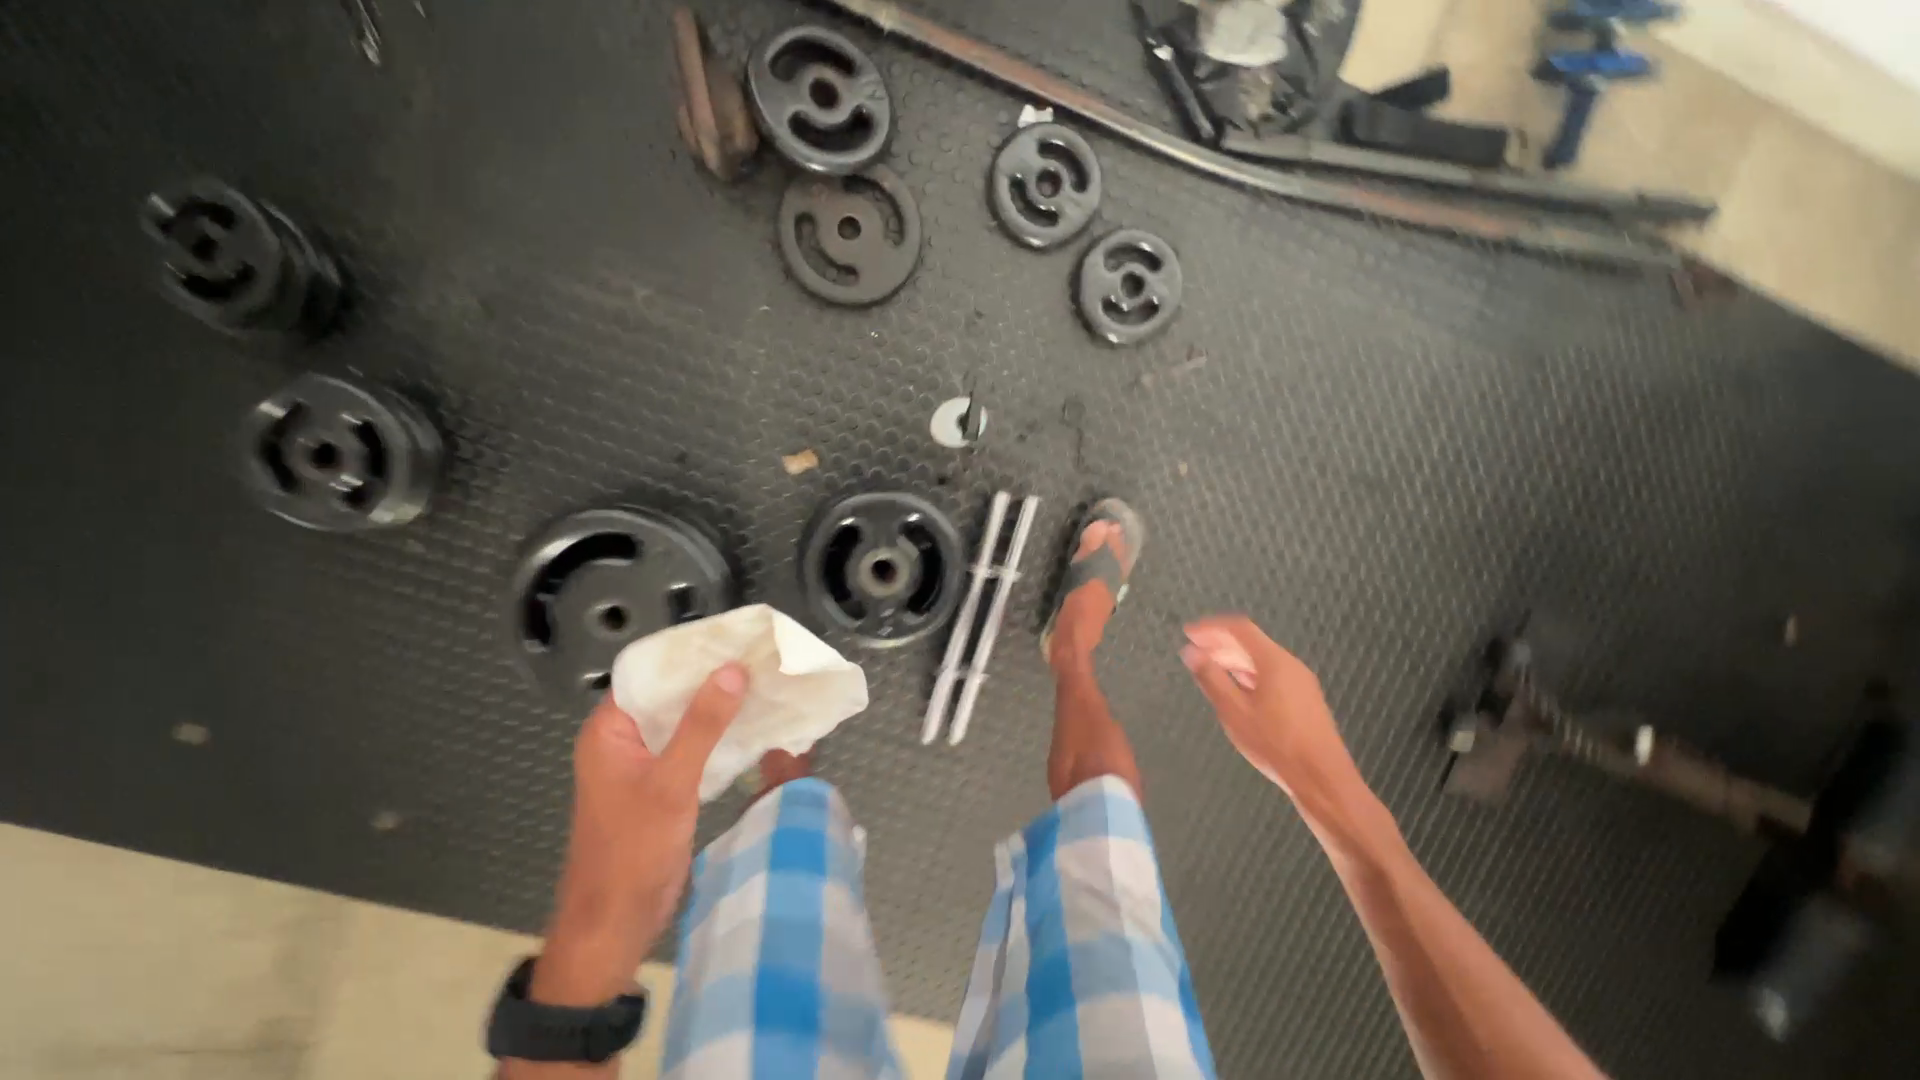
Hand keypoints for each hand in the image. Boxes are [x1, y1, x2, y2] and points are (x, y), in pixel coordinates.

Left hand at [530, 663, 748, 1006]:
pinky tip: (753, 729)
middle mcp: (622, 741)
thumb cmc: (632, 851)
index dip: (688, 653)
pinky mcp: (661, 788)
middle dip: (711, 679)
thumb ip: (701, 726)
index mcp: (609, 731)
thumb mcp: (671, 784)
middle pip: (668, 696)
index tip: (733, 637)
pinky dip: (717, 738)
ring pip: (682, 723)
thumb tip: (733, 670)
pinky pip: (690, 750)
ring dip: (718, 708)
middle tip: (760, 659)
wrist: (615, 923)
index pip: (648, 673)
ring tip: (765, 686)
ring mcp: (642, 766)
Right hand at [1180, 616, 1363, 816]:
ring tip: (1210, 668)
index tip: (1188, 633)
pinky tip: (1237, 690)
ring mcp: (1301, 683)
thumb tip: (1191, 652)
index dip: (1212, 628)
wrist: (1322, 778)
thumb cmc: (1274, 744)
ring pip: (1263, 660)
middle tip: (1195, 649)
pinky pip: (1272, 675)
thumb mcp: (1234, 712)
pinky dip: (1249, 674)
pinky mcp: (1305, 700)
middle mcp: (1291, 665)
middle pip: (1252, 642)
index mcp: (1274, 662)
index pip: (1240, 629)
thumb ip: (1211, 678)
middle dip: (1221, 642)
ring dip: (1235, 659)